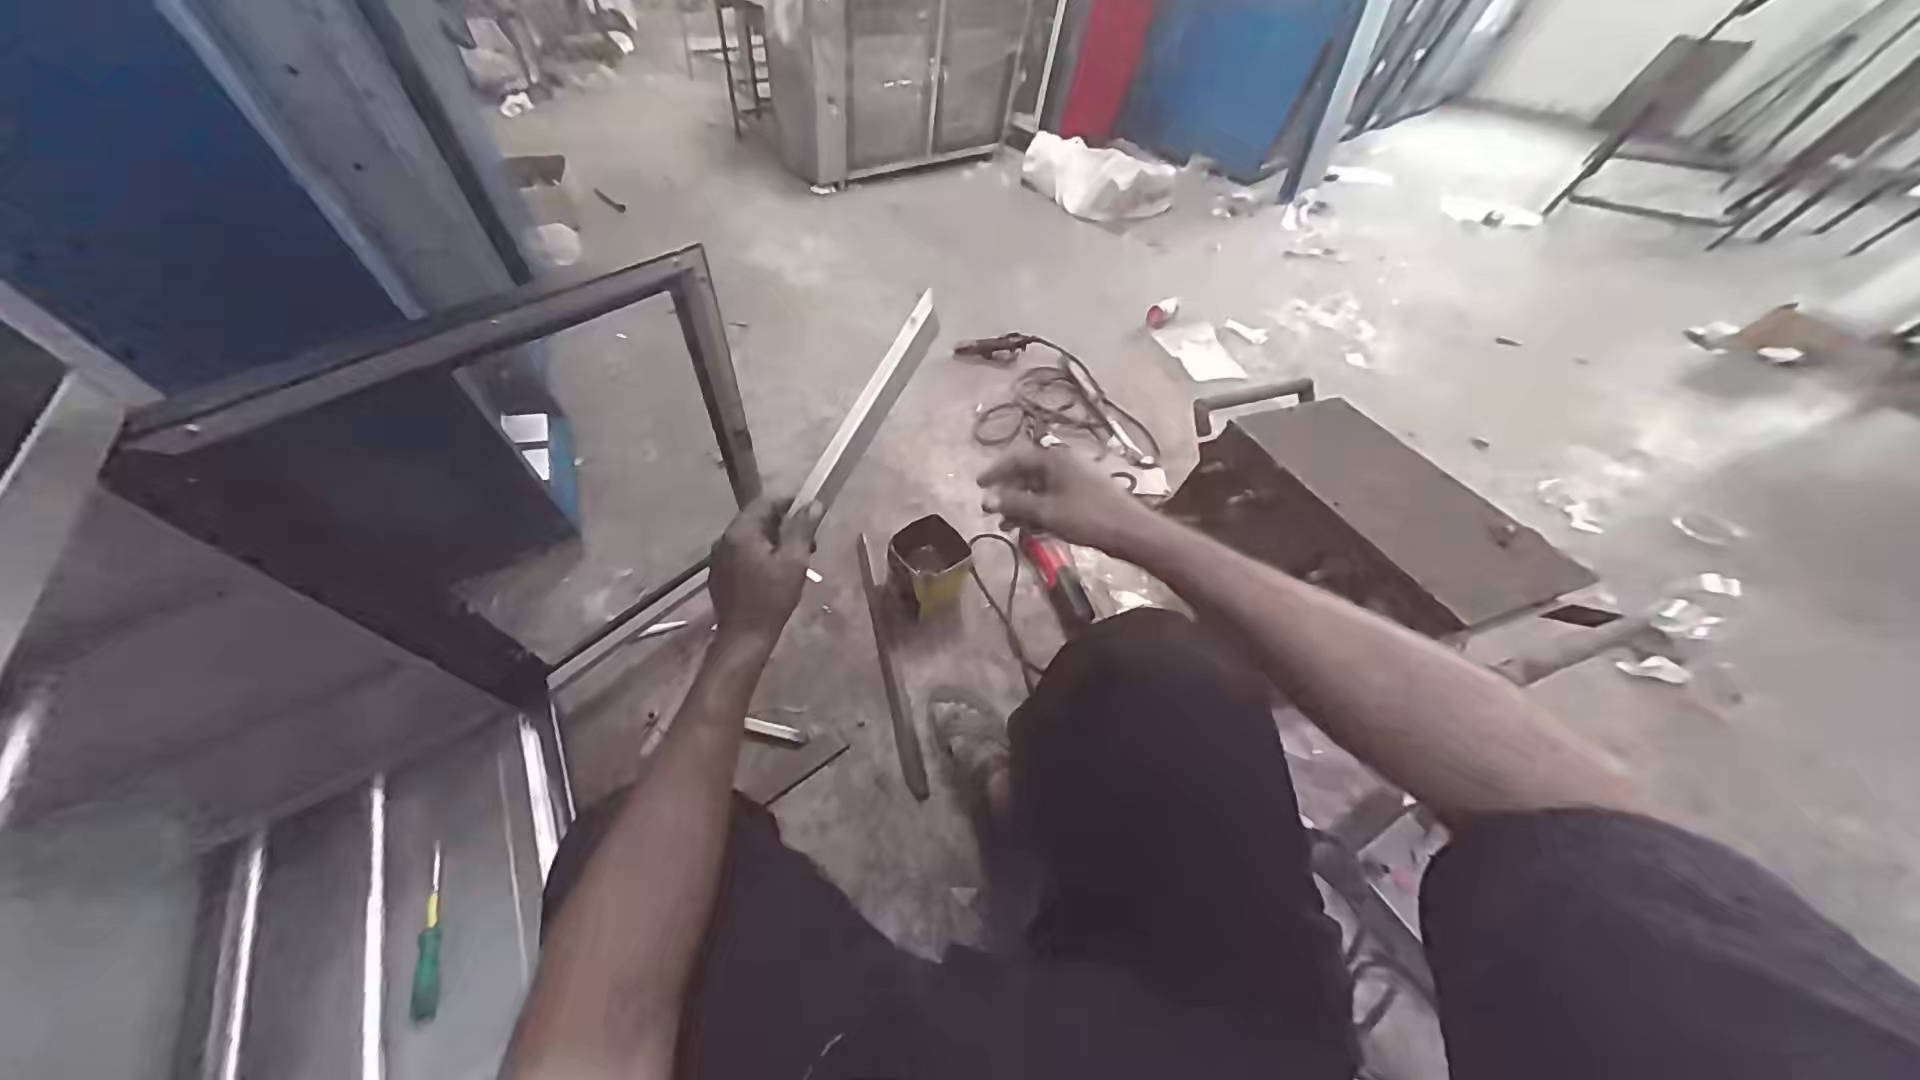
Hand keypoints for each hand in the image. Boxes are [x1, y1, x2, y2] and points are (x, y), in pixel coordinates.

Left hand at [709, 495, 822, 645]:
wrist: (743, 637)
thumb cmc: (772, 598)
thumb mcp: (794, 562)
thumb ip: (802, 530)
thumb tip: (813, 504)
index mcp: (741, 532)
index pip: (766, 502)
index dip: (790, 503)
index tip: (811, 514)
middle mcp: (724, 538)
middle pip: (756, 518)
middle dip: (783, 525)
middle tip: (807, 543)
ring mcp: (718, 557)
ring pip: (749, 536)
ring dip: (772, 540)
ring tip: (794, 559)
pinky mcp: (719, 573)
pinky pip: (741, 552)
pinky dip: (759, 554)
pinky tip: (773, 572)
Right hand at [978, 445, 1159, 555]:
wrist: (1129, 531)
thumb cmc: (1086, 516)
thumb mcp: (1046, 511)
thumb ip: (1014, 503)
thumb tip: (987, 499)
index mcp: (1055, 459)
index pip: (1016, 457)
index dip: (995, 471)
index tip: (979, 485)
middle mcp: (1064, 464)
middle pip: (1027, 474)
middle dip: (1007, 493)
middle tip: (991, 510)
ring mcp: (1075, 480)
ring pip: (1039, 490)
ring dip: (1021, 506)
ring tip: (1007, 525)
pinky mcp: (1083, 496)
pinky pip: (1052, 499)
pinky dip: (1038, 511)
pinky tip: (1029, 528)